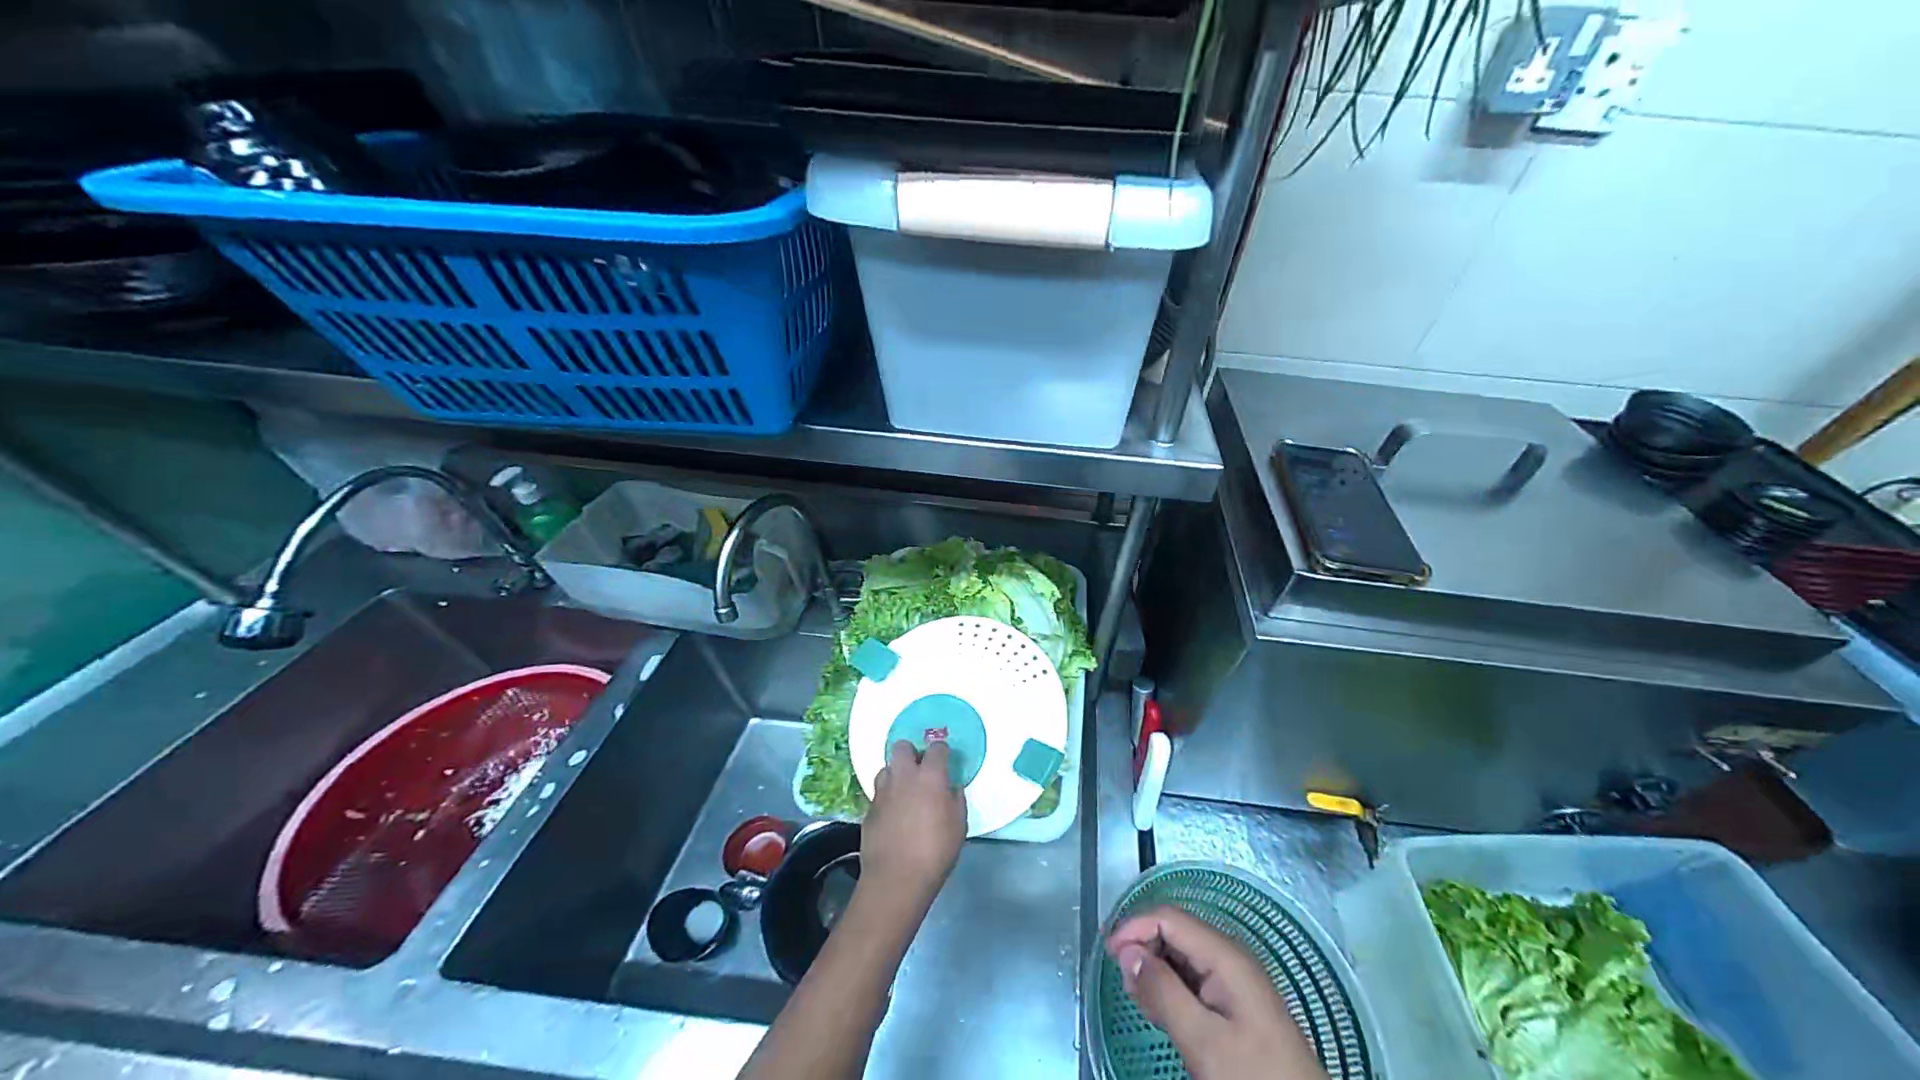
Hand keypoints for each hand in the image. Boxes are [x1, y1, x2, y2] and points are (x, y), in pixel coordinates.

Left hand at [859, 740, 965, 906]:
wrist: (896, 877)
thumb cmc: (935, 851)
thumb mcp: (959, 826)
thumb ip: (956, 800)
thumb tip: (951, 788)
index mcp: (930, 776)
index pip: (936, 748)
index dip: (942, 752)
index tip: (946, 760)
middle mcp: (903, 776)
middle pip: (902, 746)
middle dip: (911, 752)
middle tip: (921, 770)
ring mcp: (883, 791)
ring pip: (886, 768)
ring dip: (896, 773)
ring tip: (905, 791)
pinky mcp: (869, 808)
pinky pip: (879, 792)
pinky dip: (887, 796)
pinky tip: (894, 814)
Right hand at [1107, 906, 1328, 1079]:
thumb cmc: (1254, 1079)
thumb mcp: (1202, 1041)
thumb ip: (1162, 992)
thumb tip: (1127, 953)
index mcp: (1225, 956)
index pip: (1169, 917)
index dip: (1134, 928)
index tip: (1108, 956)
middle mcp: (1230, 958)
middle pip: (1175, 931)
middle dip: (1143, 948)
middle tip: (1125, 986)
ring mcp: (1234, 979)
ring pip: (1181, 954)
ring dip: (1154, 969)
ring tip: (1140, 1002)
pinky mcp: (1235, 1001)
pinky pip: (1193, 977)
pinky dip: (1170, 987)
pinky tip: (1162, 1012)